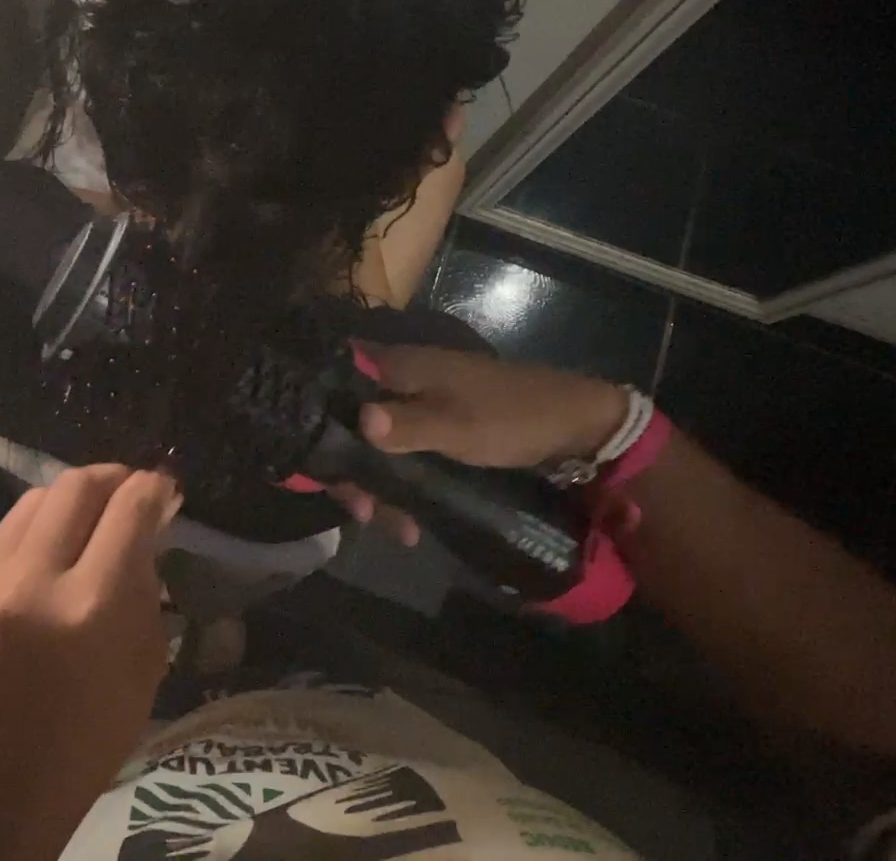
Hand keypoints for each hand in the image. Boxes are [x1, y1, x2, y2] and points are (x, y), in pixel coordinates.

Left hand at [0, 466, 179, 858]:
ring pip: (34, 499)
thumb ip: (146, 575)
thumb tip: (146, 515)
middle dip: (112, 477)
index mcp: (90, 606)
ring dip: (70, 500)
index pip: (127, 509)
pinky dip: (36, 534)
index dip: (152, 487)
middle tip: (128, 491)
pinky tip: (48, 558)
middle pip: (75, 486)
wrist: (13, 775)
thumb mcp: (146, 653)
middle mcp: (32, 581)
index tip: (163, 487)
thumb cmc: (98, 724)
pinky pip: (5, 535)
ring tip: (88, 519)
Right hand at [333, 345, 627, 546]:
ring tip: (395, 527)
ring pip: (374, 443)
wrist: (577, 423)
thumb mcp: (457, 427)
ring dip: (378, 485)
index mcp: (394, 367)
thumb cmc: (511, 416)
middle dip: (352, 471)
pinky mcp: (434, 421)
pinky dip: (400, 482)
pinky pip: (399, 450)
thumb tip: (361, 422)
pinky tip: (411, 517)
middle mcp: (397, 378)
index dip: (318, 427)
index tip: (323, 472)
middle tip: (363, 512)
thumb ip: (406, 426)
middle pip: (349, 423)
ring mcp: (416, 400)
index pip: (332, 389)